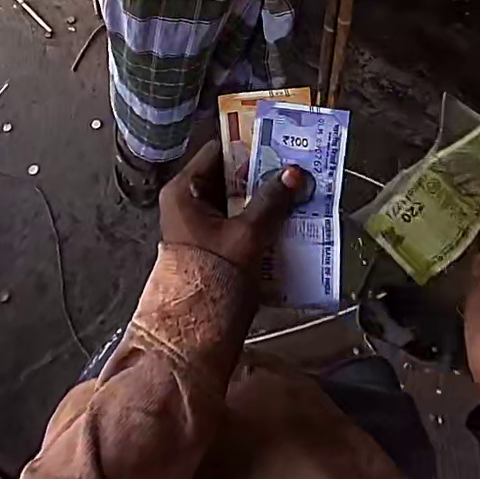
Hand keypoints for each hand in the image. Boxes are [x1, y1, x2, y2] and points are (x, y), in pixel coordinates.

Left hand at [159, 140, 310, 271]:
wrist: (194, 335)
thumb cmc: (210, 280)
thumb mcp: (246, 236)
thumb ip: (270, 202)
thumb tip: (292, 174)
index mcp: (183, 192)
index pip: (217, 151)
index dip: (247, 145)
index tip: (277, 143)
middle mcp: (187, 203)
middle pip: (228, 176)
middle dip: (261, 174)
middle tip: (293, 168)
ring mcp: (199, 225)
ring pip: (235, 200)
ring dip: (263, 198)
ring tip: (296, 191)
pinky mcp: (212, 245)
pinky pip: (237, 221)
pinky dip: (259, 219)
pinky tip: (286, 220)